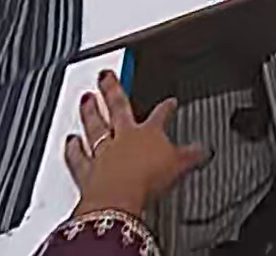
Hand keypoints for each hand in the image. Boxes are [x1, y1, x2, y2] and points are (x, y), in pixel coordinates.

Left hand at [64, 70, 205, 219]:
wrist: (118, 200)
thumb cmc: (147, 180)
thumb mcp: (179, 166)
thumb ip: (192, 155)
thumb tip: (206, 151)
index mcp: (149, 132)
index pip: (161, 114)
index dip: (166, 107)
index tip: (170, 101)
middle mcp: (125, 136)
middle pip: (119, 106)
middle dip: (114, 89)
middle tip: (106, 74)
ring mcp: (103, 152)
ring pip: (96, 127)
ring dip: (91, 112)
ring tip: (86, 98)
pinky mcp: (86, 172)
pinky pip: (78, 158)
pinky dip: (73, 150)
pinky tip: (69, 141)